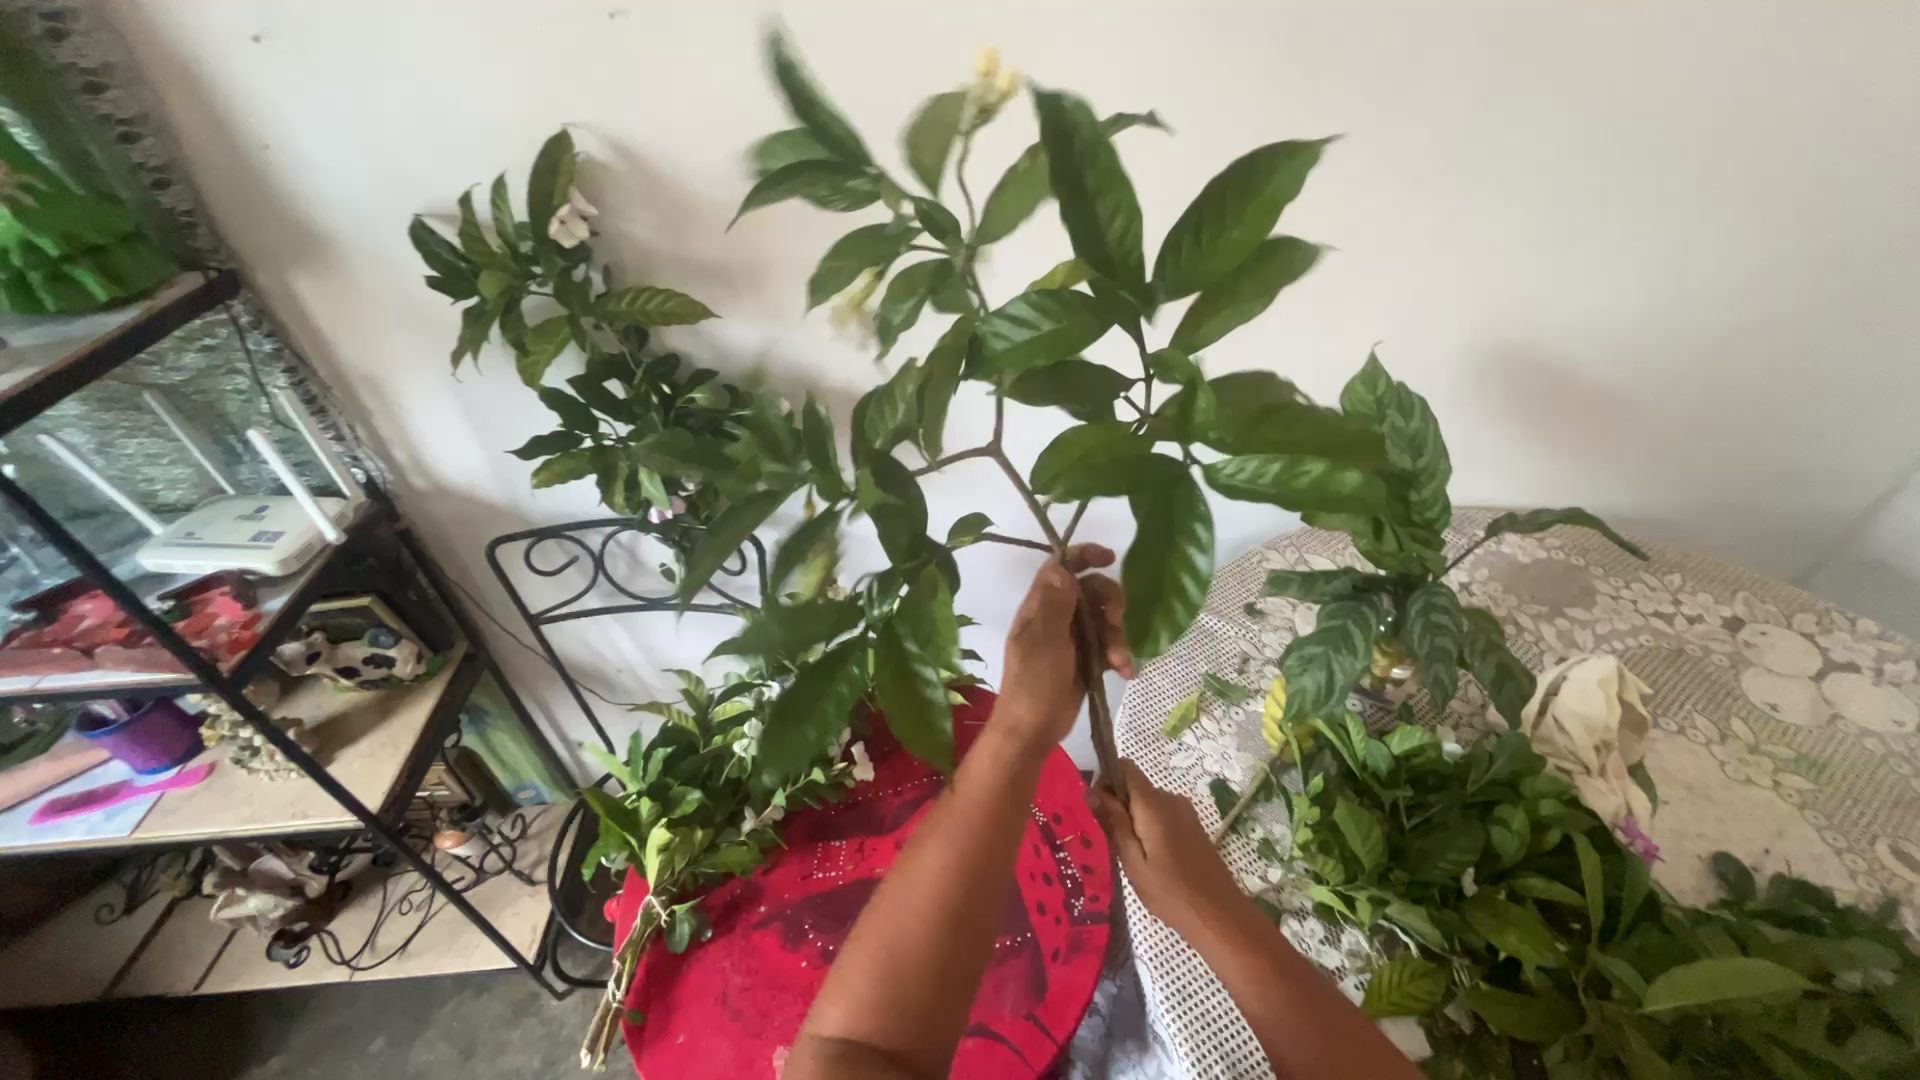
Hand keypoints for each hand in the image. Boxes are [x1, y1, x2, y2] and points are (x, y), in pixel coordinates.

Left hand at [995, 545, 1132, 752]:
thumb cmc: (1034, 682)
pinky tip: (1126, 670)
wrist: (1034, 729)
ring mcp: (1072, 638)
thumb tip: (1063, 565)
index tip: (1110, 557)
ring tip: (1120, 660)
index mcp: (1040, 605)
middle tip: (1116, 621)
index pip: (1061, 566)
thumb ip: (1055, 602)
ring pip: (1105, 620)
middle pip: (1092, 590)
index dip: (1084, 555)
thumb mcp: (1044, 639)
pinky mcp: (1086, 659)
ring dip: (1118, 636)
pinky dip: (1120, 655)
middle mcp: (1057, 616)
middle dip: (1110, 602)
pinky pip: (1109, 645)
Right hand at [1090, 760, 1248, 935]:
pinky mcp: (1192, 825)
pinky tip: (1150, 858)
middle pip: (1135, 786)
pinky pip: (1161, 813)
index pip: (1125, 768)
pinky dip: (1149, 826)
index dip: (1106, 780)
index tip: (1097, 809)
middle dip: (1117, 805)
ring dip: (1133, 819)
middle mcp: (1170, 799)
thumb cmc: (1171, 892)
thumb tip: (1091, 791)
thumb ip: (1114, 823)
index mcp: (1153, 804)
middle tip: (1110, 842)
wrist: (1220, 915)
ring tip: (1130, 856)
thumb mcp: (1133, 862)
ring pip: (1147, 802)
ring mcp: (1185, 811)